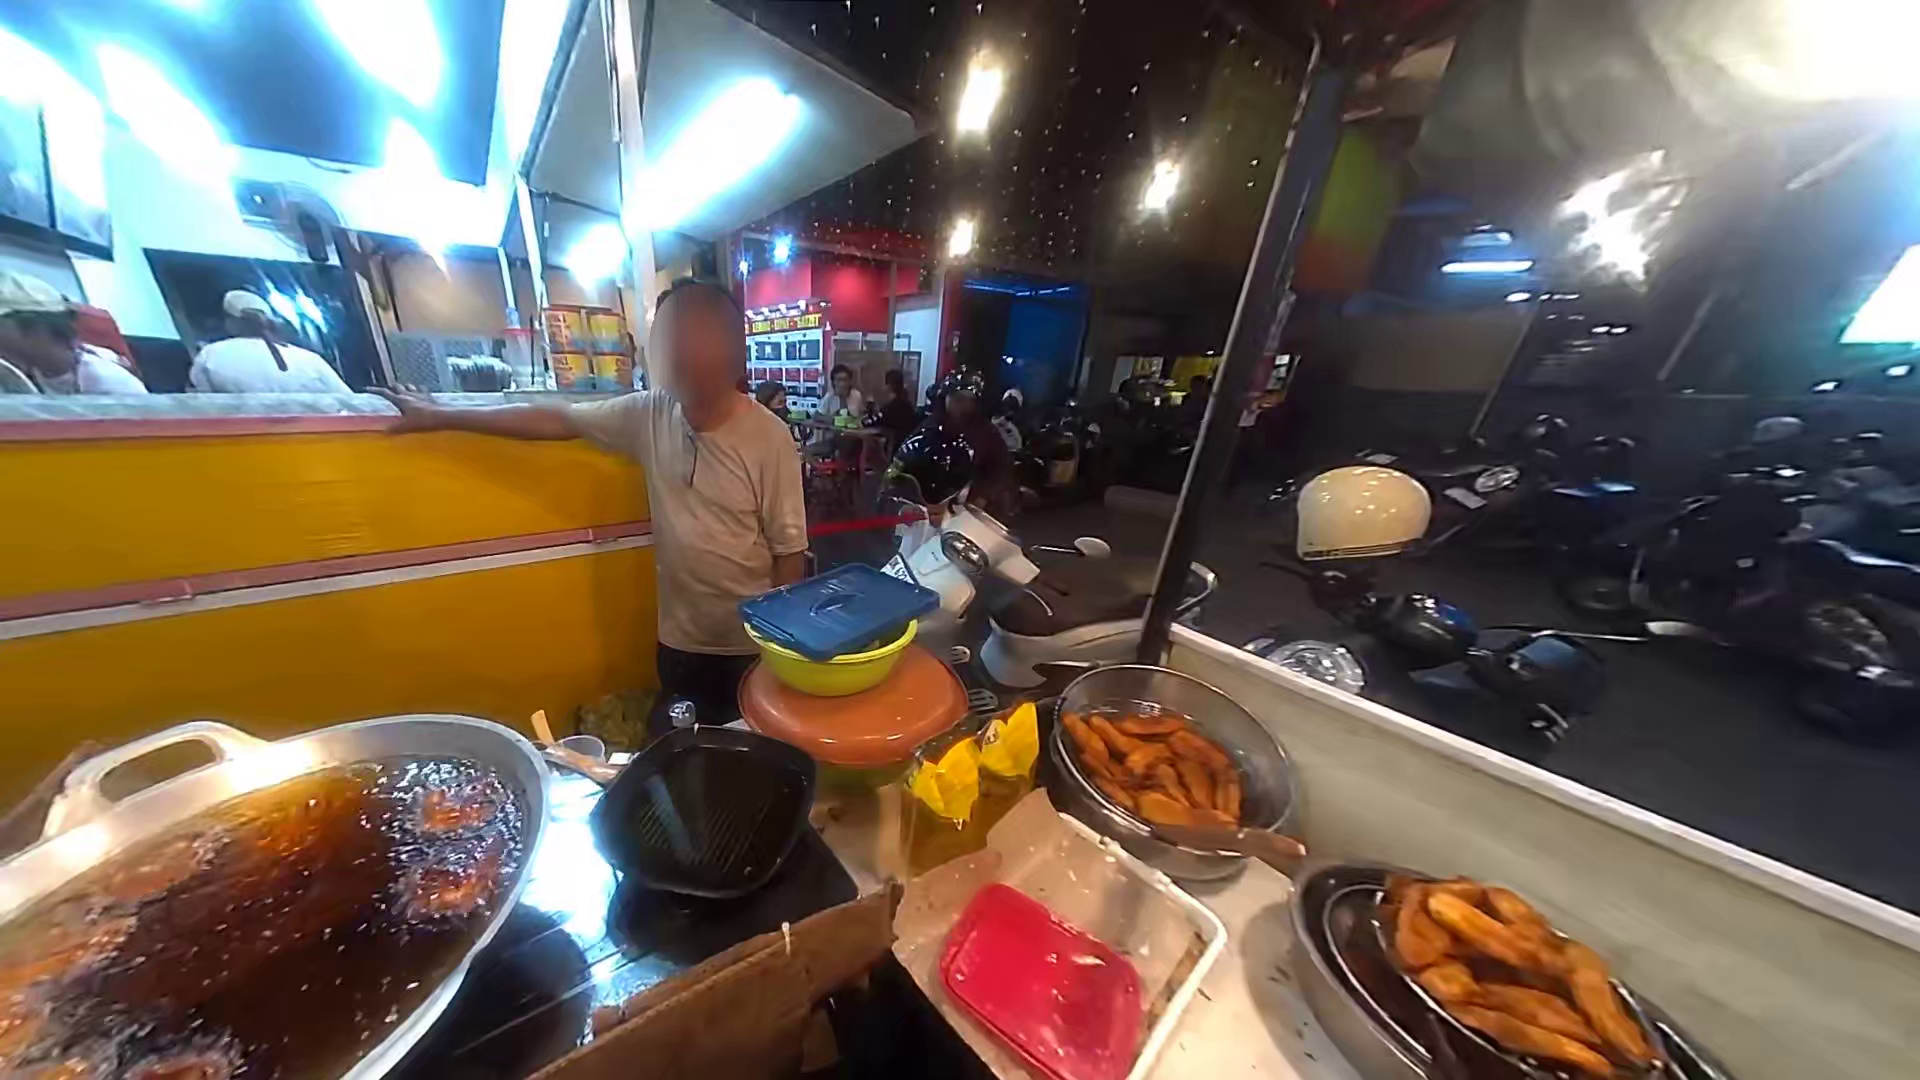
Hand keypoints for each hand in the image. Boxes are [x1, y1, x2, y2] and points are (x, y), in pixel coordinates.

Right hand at [369, 386, 442, 432]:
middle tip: (389, 390)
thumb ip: (396, 429)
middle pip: (397, 386)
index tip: (368, 388)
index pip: (384, 392)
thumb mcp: (407, 426)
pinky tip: (422, 393)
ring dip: (406, 387)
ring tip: (404, 390)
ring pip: (410, 386)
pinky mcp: (432, 397)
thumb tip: (384, 433)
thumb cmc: (424, 421)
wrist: (444, 417)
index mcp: (400, 400)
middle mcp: (409, 394)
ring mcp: (421, 394)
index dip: (375, 390)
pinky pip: (424, 390)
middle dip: (392, 387)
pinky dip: (420, 390)